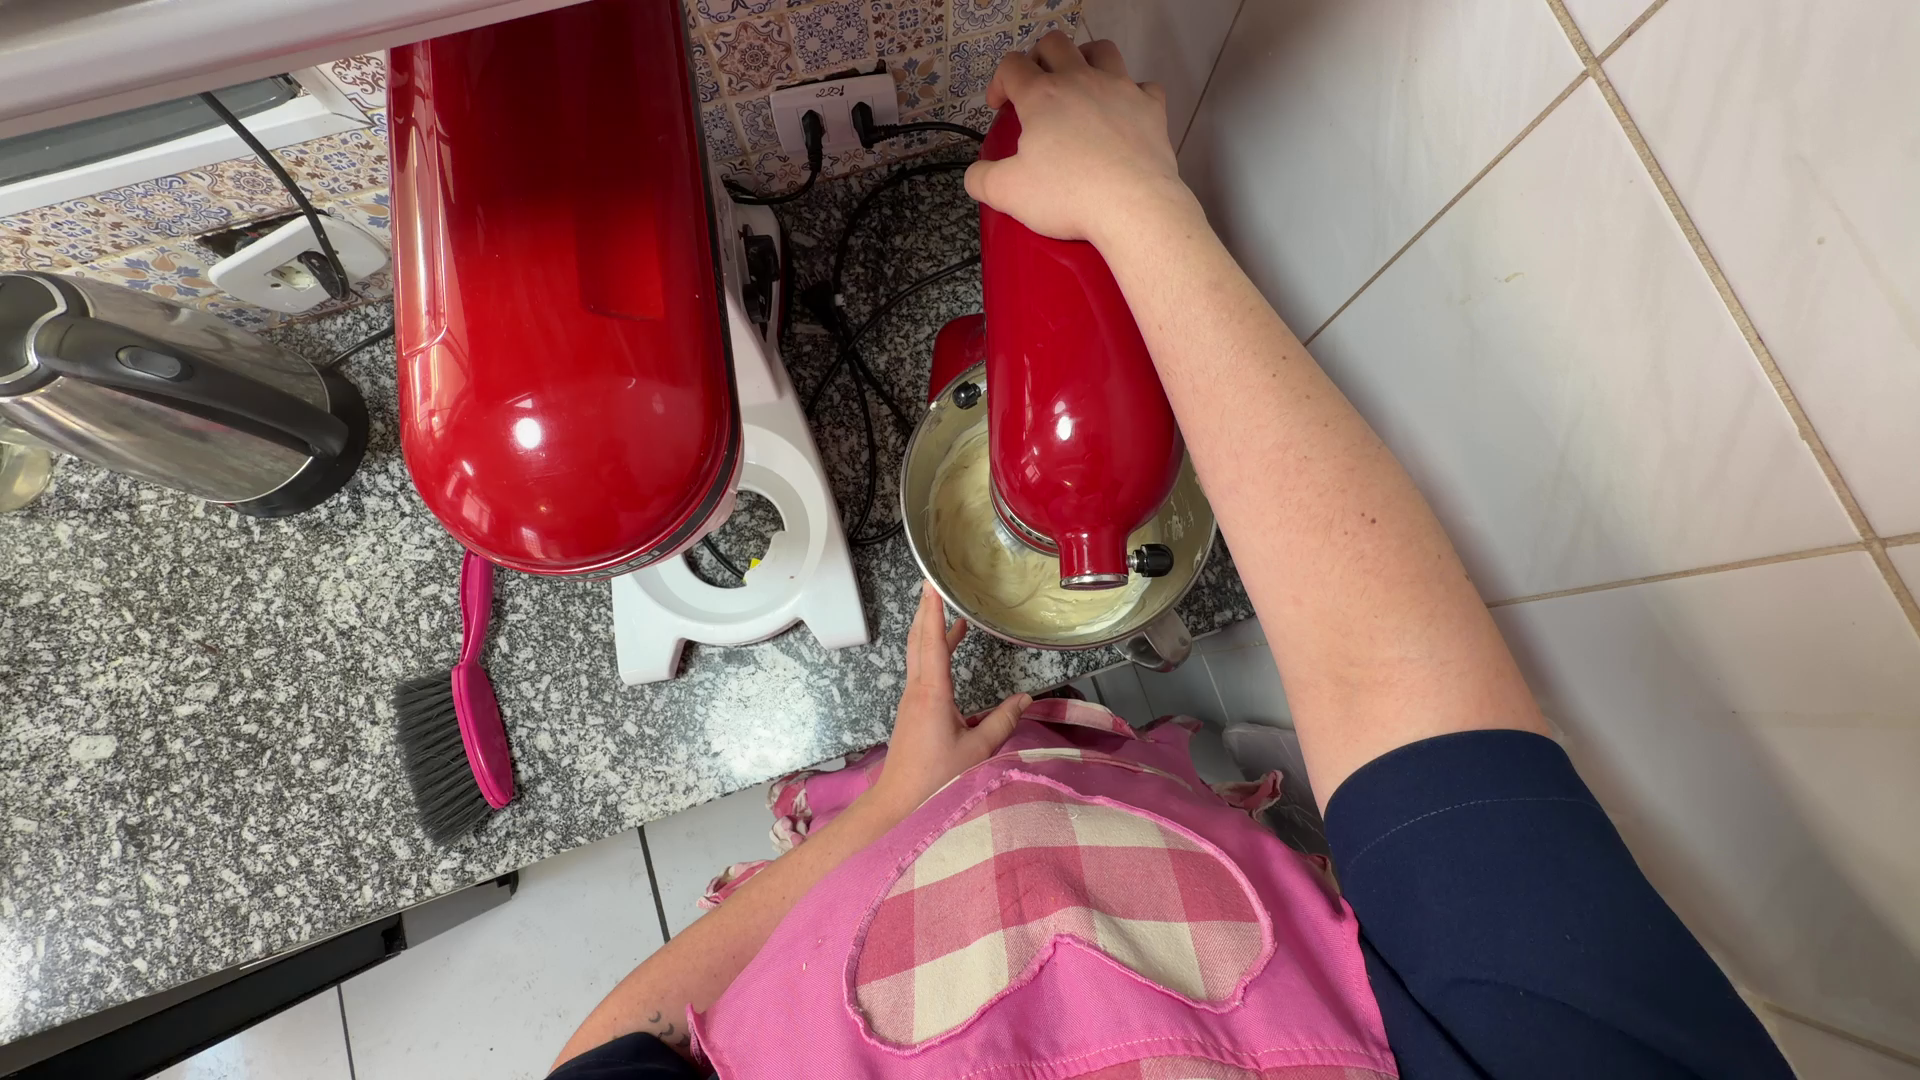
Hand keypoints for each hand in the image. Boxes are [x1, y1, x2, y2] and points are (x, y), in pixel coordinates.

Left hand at [870, 583, 1031, 815]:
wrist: (899, 799)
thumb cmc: (937, 778)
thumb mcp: (977, 751)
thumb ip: (1003, 722)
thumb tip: (1026, 699)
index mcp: (932, 693)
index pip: (931, 641)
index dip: (933, 609)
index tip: (932, 582)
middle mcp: (918, 688)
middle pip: (919, 638)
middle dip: (926, 608)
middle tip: (935, 581)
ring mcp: (913, 696)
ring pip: (918, 651)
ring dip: (930, 626)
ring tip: (949, 607)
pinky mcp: (914, 706)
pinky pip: (922, 666)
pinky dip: (933, 647)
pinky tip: (949, 646)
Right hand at [964, 32, 1198, 247]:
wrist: (1131, 205)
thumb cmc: (1068, 195)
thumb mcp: (1009, 194)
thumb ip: (982, 180)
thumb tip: (974, 175)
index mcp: (1042, 96)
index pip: (1011, 67)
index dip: (999, 82)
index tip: (998, 105)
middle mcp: (1081, 79)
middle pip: (1055, 44)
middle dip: (1038, 58)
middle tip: (1034, 85)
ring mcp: (1120, 88)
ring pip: (1101, 50)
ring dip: (1085, 59)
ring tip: (1079, 82)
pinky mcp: (1150, 107)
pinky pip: (1143, 86)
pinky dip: (1130, 94)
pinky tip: (1123, 112)